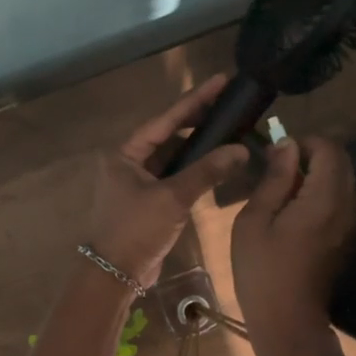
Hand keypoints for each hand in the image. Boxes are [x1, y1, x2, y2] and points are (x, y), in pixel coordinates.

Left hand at [89, 75, 249, 286]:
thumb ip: (206, 171)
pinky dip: (194, 169)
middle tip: (230, 103)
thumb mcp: (172, 198)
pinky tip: (217, 162)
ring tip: (230, 128)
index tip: (220, 80)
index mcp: (125, 153)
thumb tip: (241, 149)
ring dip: (198, 146)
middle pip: (169, 134)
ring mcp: (137, 183)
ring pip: (173, 156)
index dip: (195, 100)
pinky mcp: (148, 201)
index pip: (166, 119)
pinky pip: (174, 176)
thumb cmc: (136, 230)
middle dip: (199, 120)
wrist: (114, 275)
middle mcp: (128, 162)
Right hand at [231, 136, 355, 355]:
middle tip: (277, 172)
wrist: (288, 323)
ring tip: (281, 194)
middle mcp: (346, 207)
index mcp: (324, 199)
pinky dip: (320, 196)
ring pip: (342, 182)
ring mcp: (350, 225)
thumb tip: (286, 146)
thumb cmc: (263, 271)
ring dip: (316, 177)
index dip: (304, 143)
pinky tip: (292, 216)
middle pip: (341, 163)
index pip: (329, 149)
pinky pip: (339, 203)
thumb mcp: (255, 220)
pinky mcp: (346, 240)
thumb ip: (274, 179)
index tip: (276, 156)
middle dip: (312, 157)